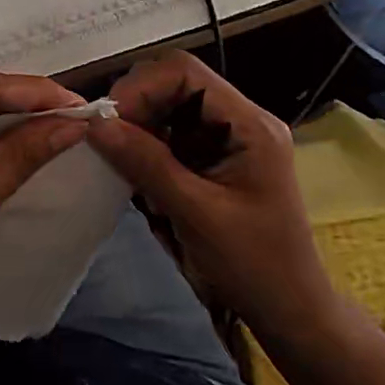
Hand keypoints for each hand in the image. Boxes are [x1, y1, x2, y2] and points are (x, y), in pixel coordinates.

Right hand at [86, 51, 335, 333]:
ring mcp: (225, 140)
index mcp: (249, 124)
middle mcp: (238, 121)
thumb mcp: (196, 214)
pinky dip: (145, 150)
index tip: (108, 120)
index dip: (141, 87)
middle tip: (105, 140)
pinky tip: (132, 174)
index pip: (186, 74)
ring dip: (137, 129)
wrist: (287, 310)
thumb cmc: (253, 264)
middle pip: (174, 85)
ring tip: (116, 159)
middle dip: (136, 106)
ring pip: (167, 110)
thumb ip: (147, 164)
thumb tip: (97, 125)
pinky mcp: (211, 161)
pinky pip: (169, 138)